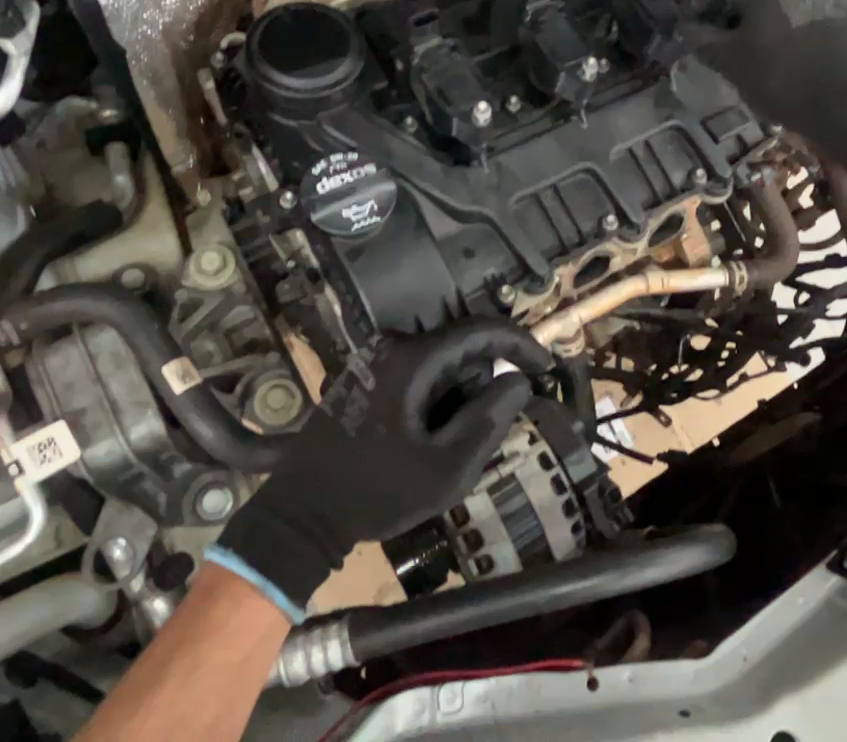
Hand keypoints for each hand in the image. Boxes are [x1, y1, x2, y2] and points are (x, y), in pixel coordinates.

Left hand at [210, 319, 547, 614]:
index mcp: (411, 360)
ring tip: (449, 445)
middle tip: (485, 432)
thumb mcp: (446, 469)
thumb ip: (488, 420)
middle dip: (483, 383)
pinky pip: (415, 374)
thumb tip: (518, 381)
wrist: (300, 514)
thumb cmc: (376, 494)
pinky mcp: (362, 378)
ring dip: (458, 394)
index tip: (546, 368)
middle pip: (460, 349)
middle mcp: (390, 348)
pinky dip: (435, 397)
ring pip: (439, 363)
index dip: (521, 344)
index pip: (480, 330)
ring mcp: (372, 361)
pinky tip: (426, 439)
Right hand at [692, 0, 846, 185]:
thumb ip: (702, 41)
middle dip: (722, 11)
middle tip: (708, 41)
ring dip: (749, 17)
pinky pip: (793, 5)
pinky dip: (775, 22)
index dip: (692, 6)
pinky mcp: (839, 3)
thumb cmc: (785, 78)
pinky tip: (770, 51)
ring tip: (738, 50)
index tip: (684, 33)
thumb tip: (686, 31)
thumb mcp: (733, 62)